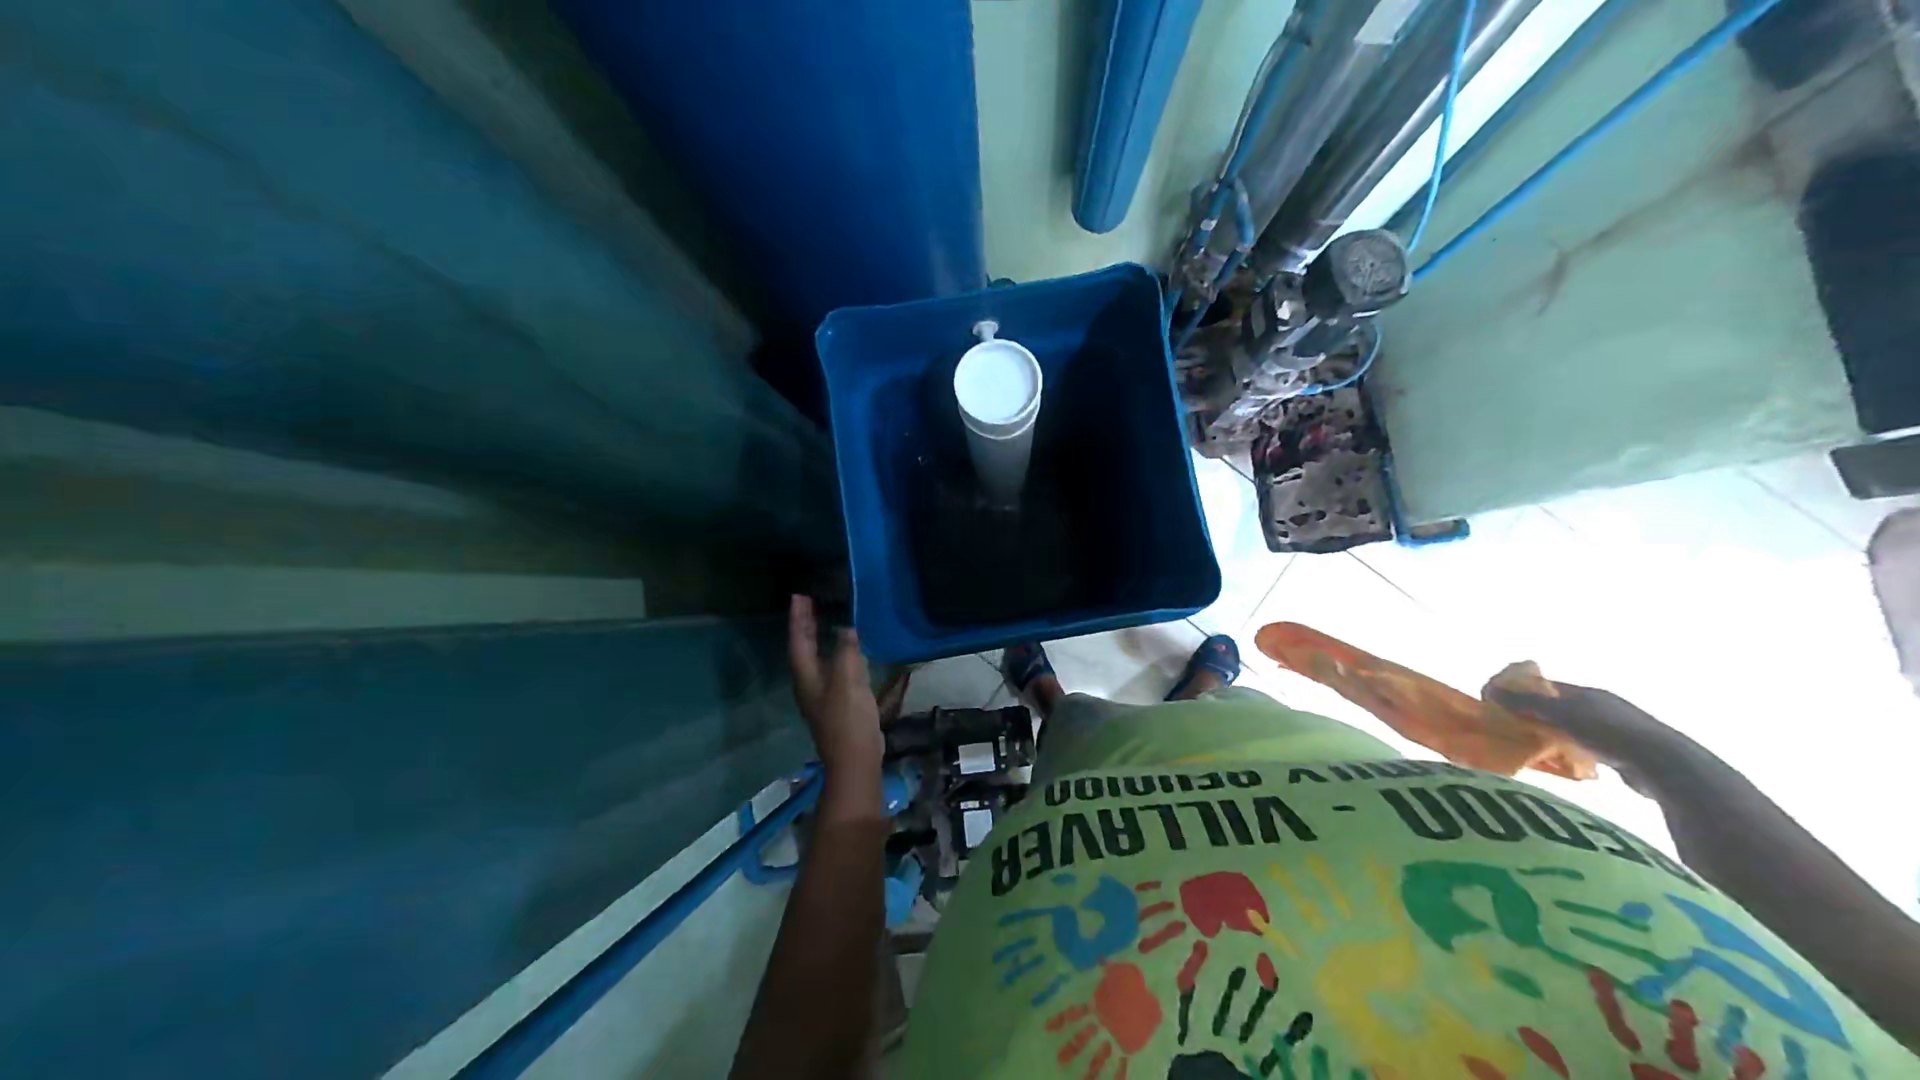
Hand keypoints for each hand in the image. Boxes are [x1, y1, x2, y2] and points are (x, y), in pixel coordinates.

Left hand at [787, 596, 883, 803]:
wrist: (855, 760)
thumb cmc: (847, 719)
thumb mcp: (848, 680)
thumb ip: (846, 651)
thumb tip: (846, 628)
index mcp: (807, 676)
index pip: (799, 640)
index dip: (799, 618)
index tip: (799, 595)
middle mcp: (810, 683)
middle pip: (805, 648)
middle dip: (807, 625)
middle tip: (811, 601)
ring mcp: (823, 695)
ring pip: (818, 658)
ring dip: (820, 638)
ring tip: (828, 618)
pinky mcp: (838, 703)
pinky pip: (833, 668)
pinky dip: (837, 653)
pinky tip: (850, 650)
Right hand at [1483, 675, 1694, 796]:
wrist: (1664, 765)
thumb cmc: (1609, 732)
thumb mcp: (1562, 714)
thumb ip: (1528, 702)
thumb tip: (1492, 689)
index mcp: (1588, 693)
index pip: (1545, 685)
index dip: (1520, 691)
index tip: (1499, 703)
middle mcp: (1602, 706)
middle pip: (1557, 706)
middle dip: (1534, 713)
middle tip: (1511, 727)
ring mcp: (1615, 729)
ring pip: (1572, 726)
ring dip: (1553, 733)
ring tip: (1534, 746)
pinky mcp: (1624, 752)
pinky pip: (1586, 745)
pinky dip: (1571, 749)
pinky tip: (1564, 762)